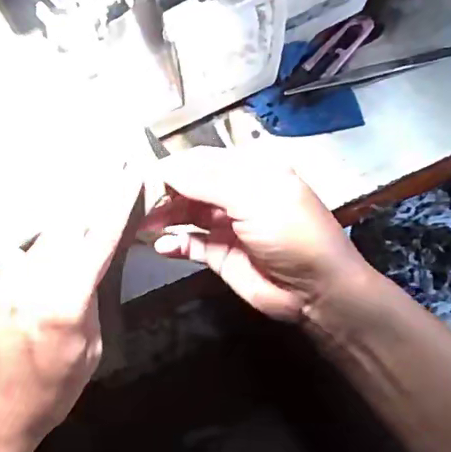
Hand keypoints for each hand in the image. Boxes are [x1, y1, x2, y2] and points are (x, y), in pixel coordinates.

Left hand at [0, 167, 140, 451]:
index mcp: (65, 302)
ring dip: (42, 222)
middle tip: (99, 175)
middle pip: (60, 228)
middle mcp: (30, 283)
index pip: (97, 241)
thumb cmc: (46, 398)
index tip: (128, 172)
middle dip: (83, 203)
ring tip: (52, 204)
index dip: (116, 203)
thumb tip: (85, 278)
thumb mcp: (88, 357)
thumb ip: (88, 309)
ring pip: (22, 235)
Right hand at [138, 148, 381, 323]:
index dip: (171, 167)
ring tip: (140, 223)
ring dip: (162, 216)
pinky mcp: (218, 253)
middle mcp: (235, 193)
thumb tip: (162, 169)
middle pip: (187, 185)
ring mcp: (225, 223)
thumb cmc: (292, 233)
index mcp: (249, 169)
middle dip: (161, 191)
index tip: (139, 176)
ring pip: (183, 213)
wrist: (317, 291)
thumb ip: (205, 181)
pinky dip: (172, 243)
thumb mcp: (252, 196)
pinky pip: (187, 243)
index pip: (199, 160)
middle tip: (133, 201)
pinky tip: (161, 246)